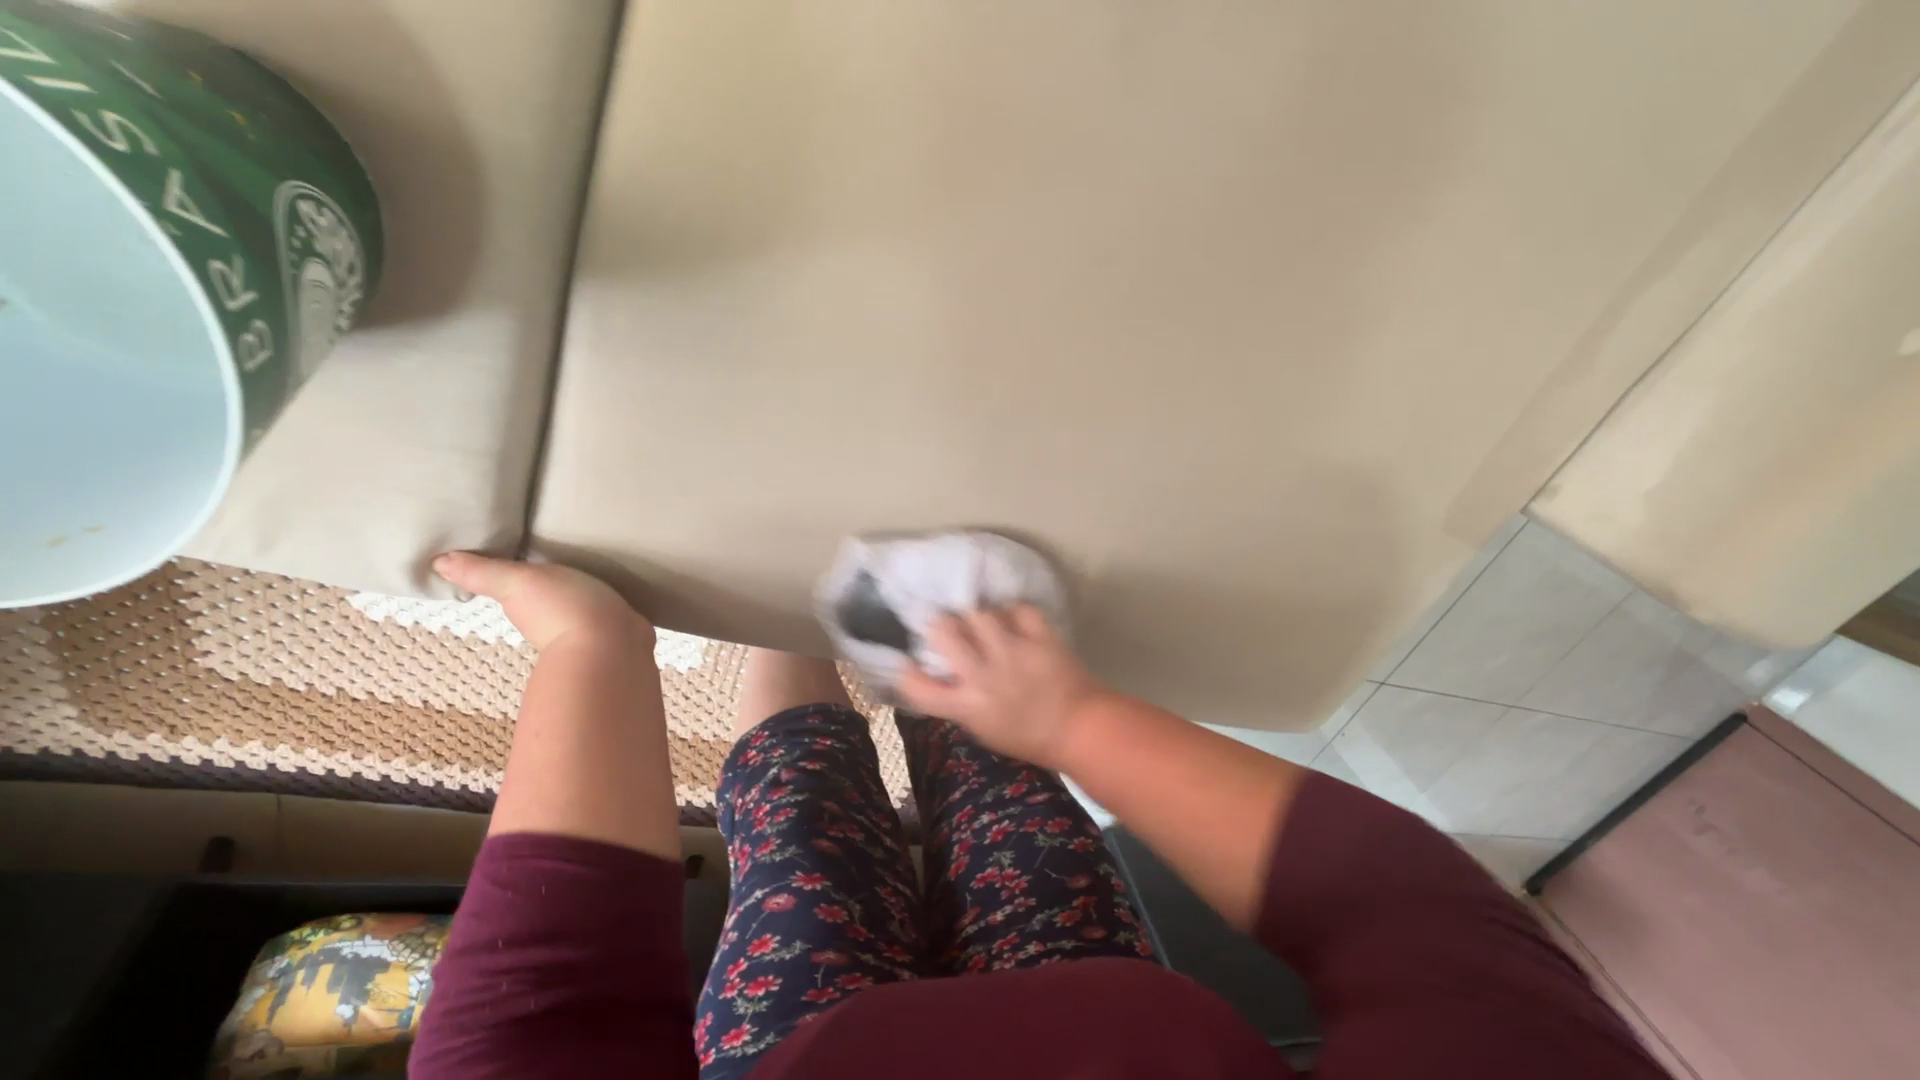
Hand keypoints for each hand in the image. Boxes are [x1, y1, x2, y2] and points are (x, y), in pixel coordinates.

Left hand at [432, 551, 651, 652]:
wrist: (611, 646)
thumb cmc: (561, 609)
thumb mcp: (518, 581)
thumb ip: (484, 572)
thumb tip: (437, 562)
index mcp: (524, 604)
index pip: (514, 584)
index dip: (513, 571)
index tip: (519, 549)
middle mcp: (551, 617)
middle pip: (546, 593)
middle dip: (549, 578)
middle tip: (557, 548)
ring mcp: (586, 623)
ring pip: (578, 600)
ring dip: (581, 588)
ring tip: (593, 560)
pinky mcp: (615, 625)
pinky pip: (607, 607)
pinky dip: (608, 598)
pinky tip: (618, 583)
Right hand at [897, 605, 1115, 769]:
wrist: (1080, 729)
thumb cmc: (1029, 736)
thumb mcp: (984, 729)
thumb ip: (960, 701)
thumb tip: (942, 673)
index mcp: (968, 706)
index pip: (919, 688)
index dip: (907, 672)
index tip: (908, 662)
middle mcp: (984, 676)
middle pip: (944, 632)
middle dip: (941, 624)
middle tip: (948, 625)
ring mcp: (1013, 653)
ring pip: (980, 613)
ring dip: (978, 616)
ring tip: (984, 620)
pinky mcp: (1040, 638)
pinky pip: (1018, 609)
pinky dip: (1014, 612)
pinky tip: (1014, 620)